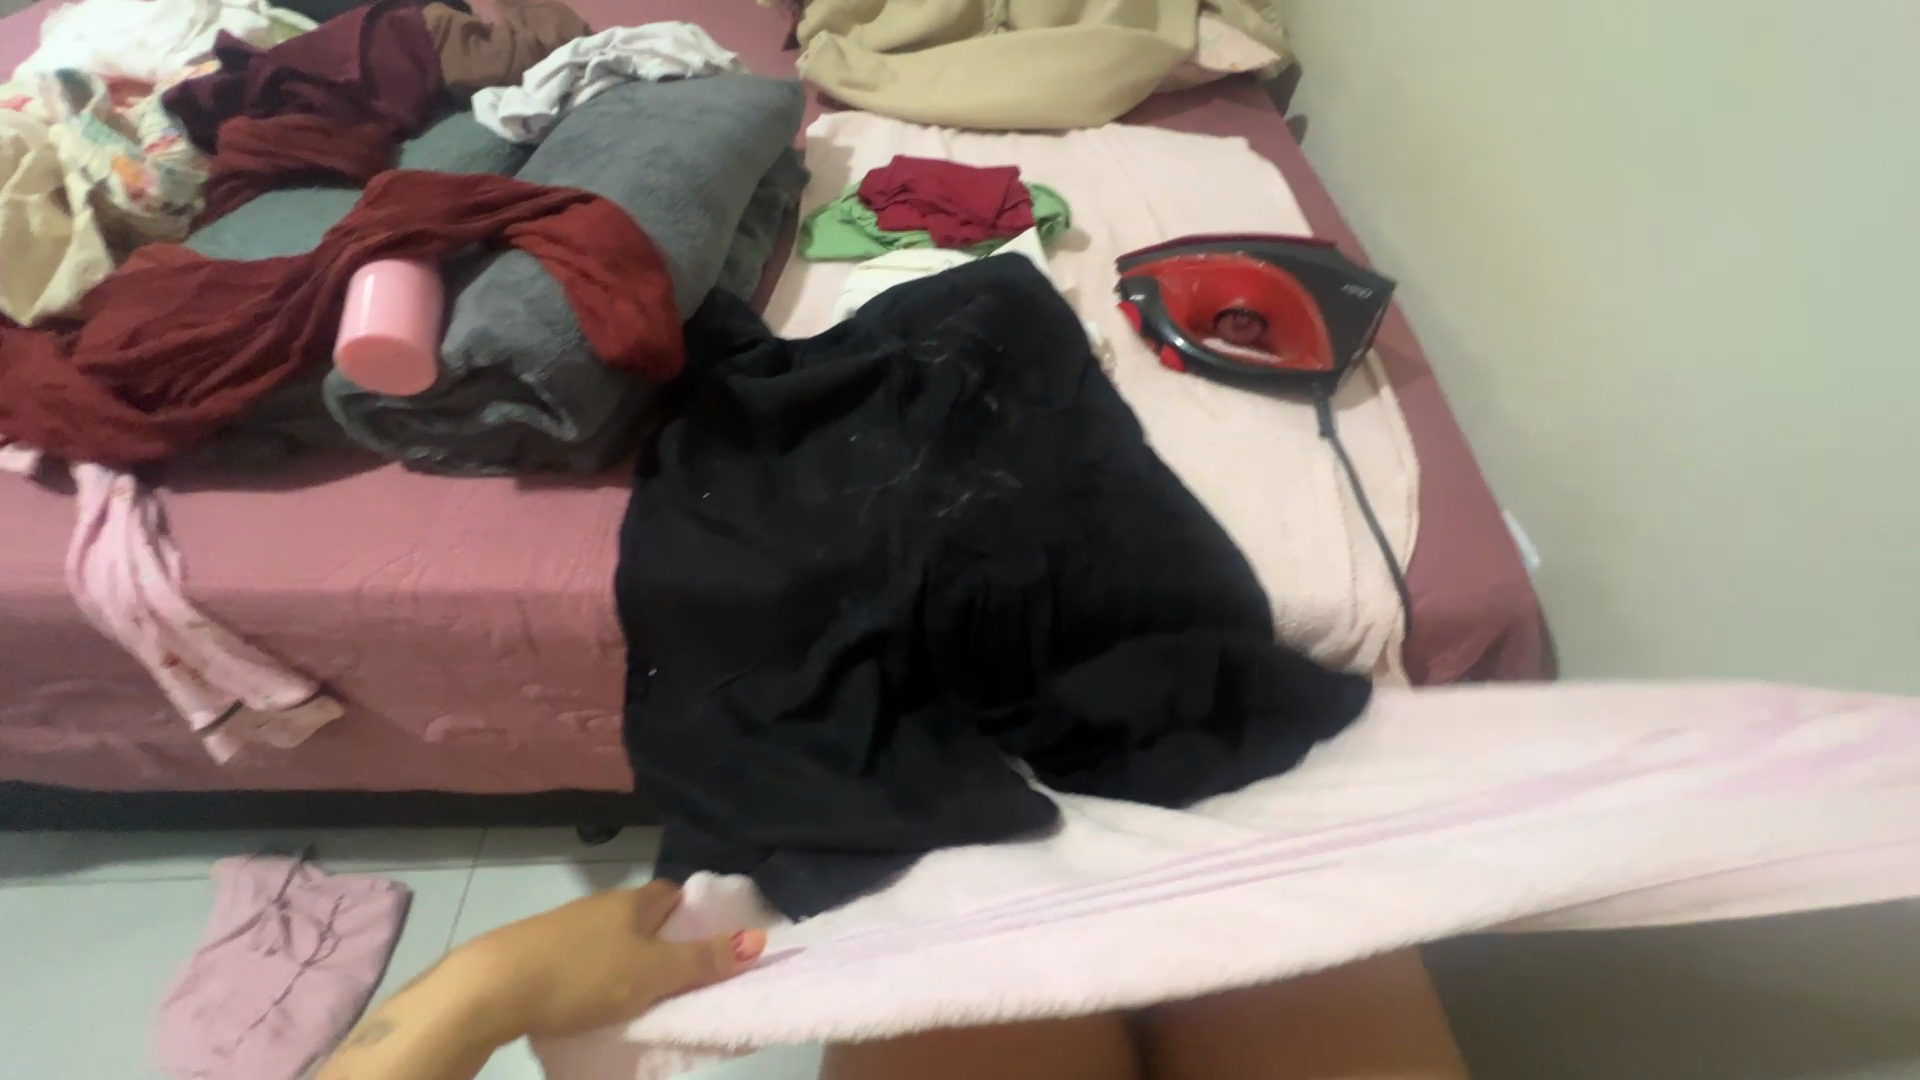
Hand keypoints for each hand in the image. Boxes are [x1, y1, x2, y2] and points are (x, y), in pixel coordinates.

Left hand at [467, 880, 766, 1039]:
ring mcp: (566, 926)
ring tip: (633, 998)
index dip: (694, 917)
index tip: (704, 946)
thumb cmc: (583, 974)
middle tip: (674, 979)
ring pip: (611, 939)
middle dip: (661, 943)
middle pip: (644, 917)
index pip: (676, 894)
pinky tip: (586, 1003)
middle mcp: (604, 904)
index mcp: (636, 900)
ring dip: (625, 961)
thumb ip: (703, 961)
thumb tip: (759, 939)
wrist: (491, 986)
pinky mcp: (535, 951)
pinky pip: (580, 958)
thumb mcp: (652, 973)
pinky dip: (592, 976)